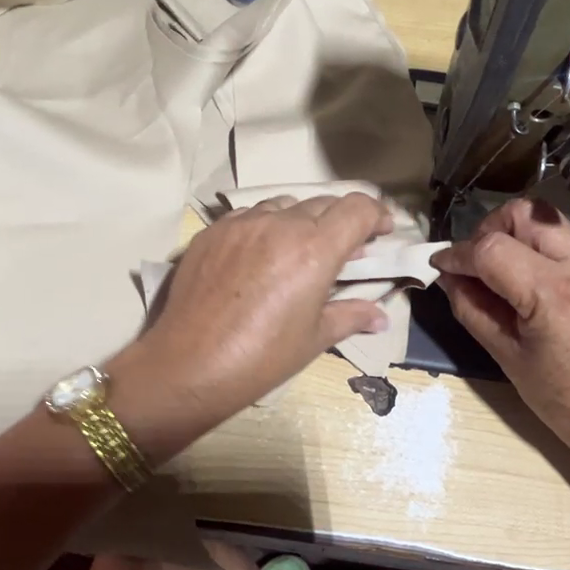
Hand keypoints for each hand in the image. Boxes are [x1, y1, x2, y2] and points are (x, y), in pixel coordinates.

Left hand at [116, 193, 393, 429]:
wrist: (189, 365)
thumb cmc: (261, 358)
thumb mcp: (313, 339)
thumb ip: (350, 316)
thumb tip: (380, 317)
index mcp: (314, 249)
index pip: (357, 209)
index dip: (376, 216)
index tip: (381, 233)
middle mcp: (279, 225)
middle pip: (323, 203)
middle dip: (342, 221)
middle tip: (346, 250)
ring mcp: (242, 225)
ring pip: (283, 205)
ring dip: (302, 220)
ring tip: (301, 250)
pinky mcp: (212, 232)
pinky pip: (248, 216)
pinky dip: (265, 226)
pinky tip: (261, 255)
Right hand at [431, 198, 569, 461]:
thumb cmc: (559, 396)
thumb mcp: (504, 353)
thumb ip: (471, 307)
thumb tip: (447, 275)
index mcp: (555, 294)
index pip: (492, 249)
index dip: (458, 253)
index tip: (440, 264)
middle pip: (523, 214)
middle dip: (488, 231)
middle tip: (473, 263)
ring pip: (546, 220)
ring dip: (515, 236)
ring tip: (500, 270)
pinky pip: (567, 239)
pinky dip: (540, 249)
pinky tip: (532, 281)